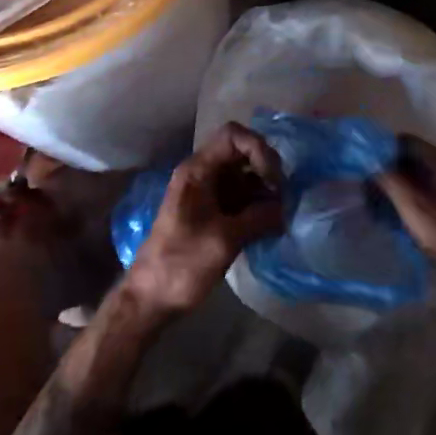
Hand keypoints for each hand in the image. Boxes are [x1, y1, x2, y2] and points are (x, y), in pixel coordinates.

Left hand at [121, 123, 284, 317]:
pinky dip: (257, 205)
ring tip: (280, 215)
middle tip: (282, 198)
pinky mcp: (212, 212)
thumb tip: (284, 209)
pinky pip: (240, 196)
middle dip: (266, 170)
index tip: (272, 179)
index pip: (233, 135)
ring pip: (244, 176)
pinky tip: (271, 225)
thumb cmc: (182, 264)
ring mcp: (207, 192)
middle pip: (242, 152)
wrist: (151, 298)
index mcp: (197, 171)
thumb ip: (258, 218)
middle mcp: (202, 174)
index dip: (258, 148)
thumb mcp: (224, 240)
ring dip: (265, 191)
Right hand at [376, 137, 435, 290]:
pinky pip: (420, 191)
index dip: (383, 150)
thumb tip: (367, 159)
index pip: (405, 141)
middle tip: (364, 186)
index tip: (362, 165)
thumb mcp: (411, 205)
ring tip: (371, 202)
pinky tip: (387, 214)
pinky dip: (403, 198)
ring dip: (392, 186)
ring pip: (413, 176)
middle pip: (409, 158)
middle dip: (385, 170)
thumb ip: (388, 178)